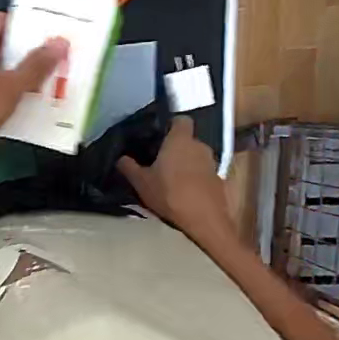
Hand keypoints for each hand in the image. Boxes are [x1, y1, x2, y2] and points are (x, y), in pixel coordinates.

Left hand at [0, 12, 65, 162]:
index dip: (25, 23)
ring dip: (24, 72)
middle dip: (30, 50)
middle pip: (4, 43)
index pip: (1, 19)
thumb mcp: (12, 86)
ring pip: (2, 67)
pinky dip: (14, 88)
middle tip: (58, 56)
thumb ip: (37, 65)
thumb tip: (62, 41)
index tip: (50, 31)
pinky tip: (33, 99)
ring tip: (52, 77)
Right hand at [116, 116, 232, 245]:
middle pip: (187, 140)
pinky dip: (196, 178)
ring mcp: (212, 163)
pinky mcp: (219, 180)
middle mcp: (199, 145)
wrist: (204, 220)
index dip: (171, 125)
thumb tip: (120, 158)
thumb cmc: (170, 194)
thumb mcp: (141, 183)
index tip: (159, 137)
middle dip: (176, 149)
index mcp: (180, 139)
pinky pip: (204, 173)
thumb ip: (129, 167)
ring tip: (172, 180)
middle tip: (161, 162)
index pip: (181, 120)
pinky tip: (186, 192)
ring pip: (196, 157)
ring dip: (186, 165)